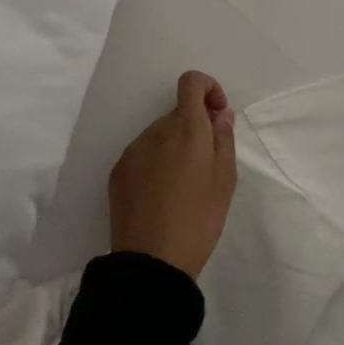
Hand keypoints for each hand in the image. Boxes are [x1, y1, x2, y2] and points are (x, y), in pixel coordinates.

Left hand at [108, 70, 238, 278]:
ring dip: (174, 147)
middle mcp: (156, 130)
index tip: (217, 115)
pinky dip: (155, 163)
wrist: (151, 262)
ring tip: (182, 187)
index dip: (207, 88)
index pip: (191, 82)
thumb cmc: (199, 219)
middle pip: (177, 113)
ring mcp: (133, 151)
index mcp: (186, 128)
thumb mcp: (225, 178)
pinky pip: (142, 154)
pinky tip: (161, 196)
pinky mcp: (118, 172)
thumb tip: (219, 114)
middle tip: (206, 166)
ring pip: (159, 135)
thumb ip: (224, 138)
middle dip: (194, 129)